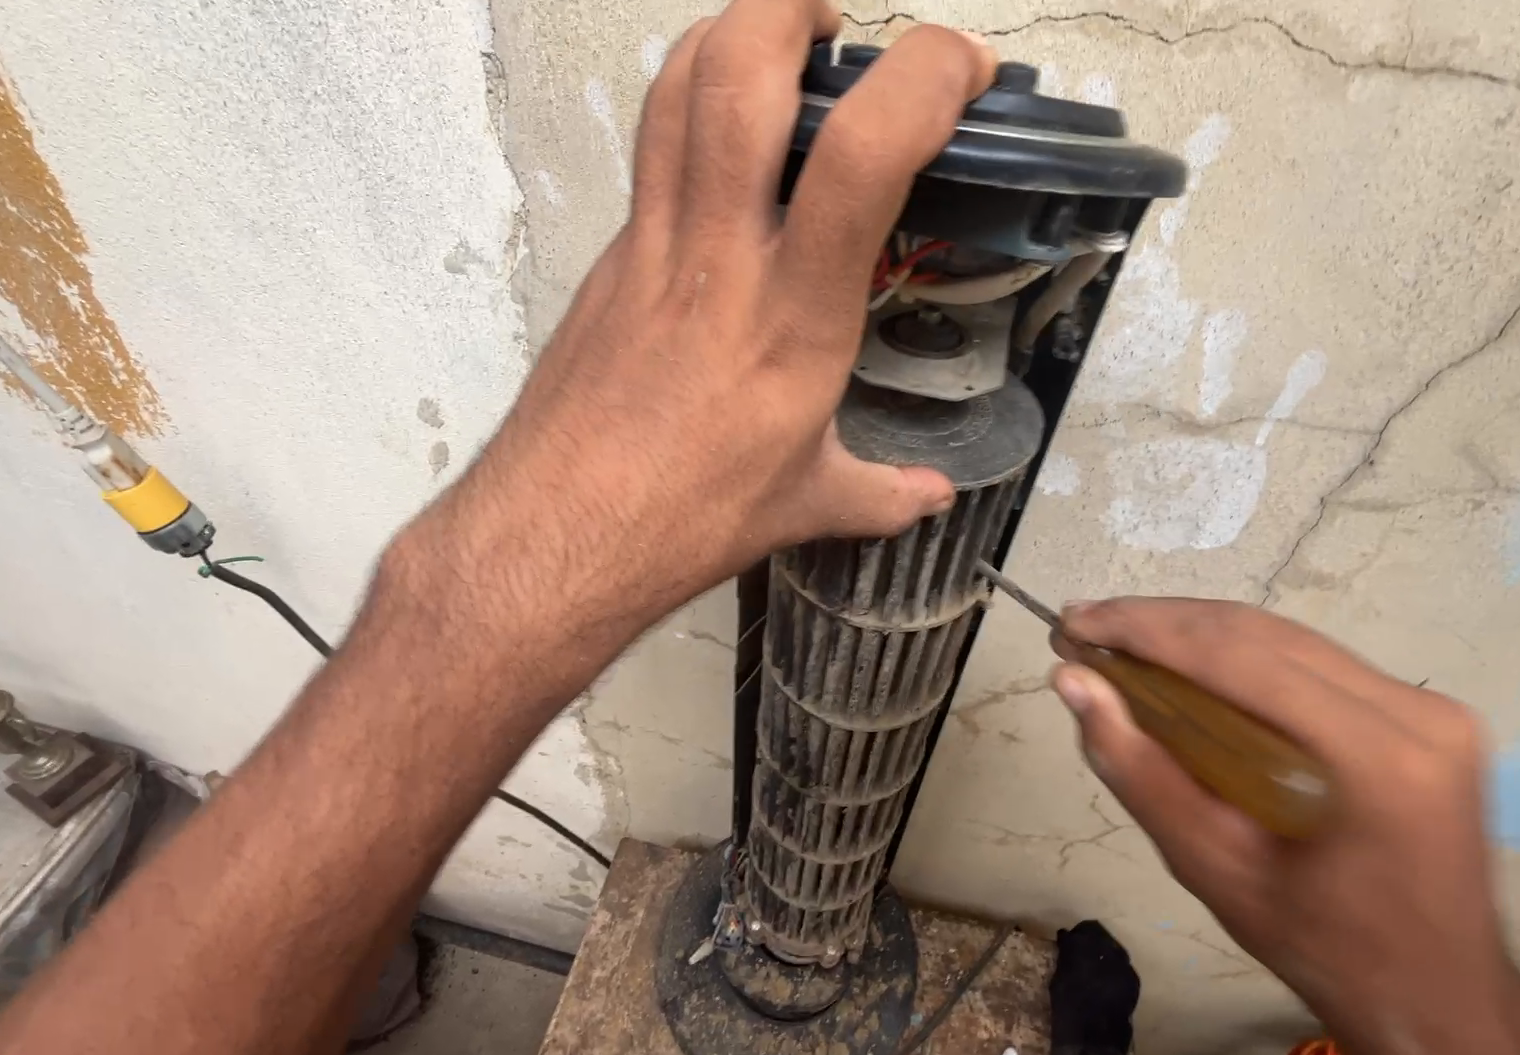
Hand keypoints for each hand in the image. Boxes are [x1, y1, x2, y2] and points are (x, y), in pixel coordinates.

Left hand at [408, 2, 994, 643]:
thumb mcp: (806, 507)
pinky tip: (719, 167)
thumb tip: (933, 497)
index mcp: (796, 317)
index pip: (863, 154)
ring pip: (675, 89)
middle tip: (838, 28)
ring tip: (777, 48)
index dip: (924, 76)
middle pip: (738, 69)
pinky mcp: (605, 262)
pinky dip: (688, 121)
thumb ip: (881, 493)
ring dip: (731, 34)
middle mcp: (721, 258)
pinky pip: (648, 160)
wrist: (556, 535)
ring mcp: (650, 249)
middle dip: (795, 5)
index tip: (963, 73)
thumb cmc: (687, 522)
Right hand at [1049, 599, 1519, 1054]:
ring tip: (1118, 633)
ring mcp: (1428, 707)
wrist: (1434, 991)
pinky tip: (1182, 657)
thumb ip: (1136, 768)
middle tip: (1083, 623)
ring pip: (1282, 634)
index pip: (1239, 656)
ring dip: (1191, 628)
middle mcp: (1416, 713)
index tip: (1073, 620)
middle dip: (1159, 620)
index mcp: (1377, 758)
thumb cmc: (1316, 941)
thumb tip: (1071, 680)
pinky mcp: (1421, 710)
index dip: (1146, 628)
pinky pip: (1306, 657)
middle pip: (1259, 632)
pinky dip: (1232, 649)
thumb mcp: (1208, 864)